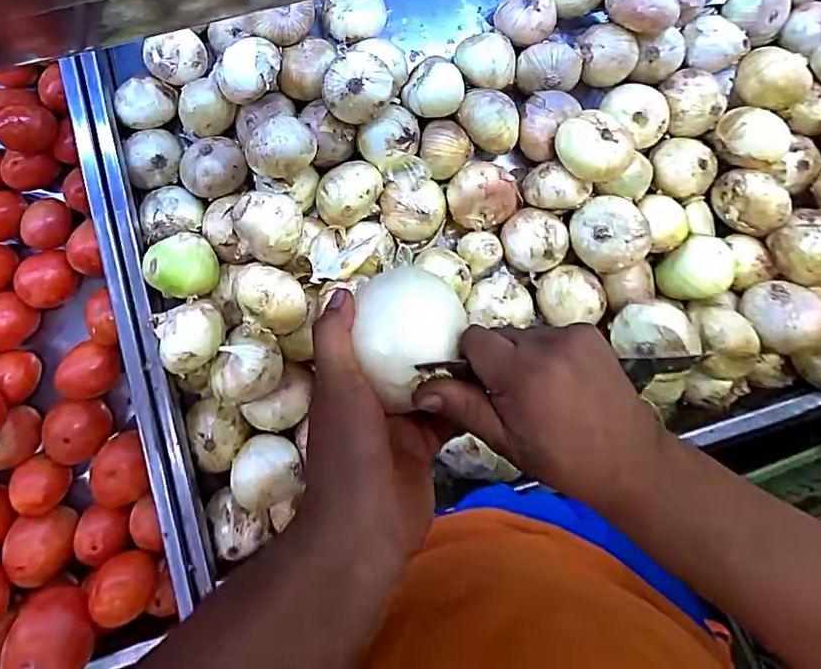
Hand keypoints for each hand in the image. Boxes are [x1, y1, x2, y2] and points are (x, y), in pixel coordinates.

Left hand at [294, 288, 450, 569]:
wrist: (366, 527)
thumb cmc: (347, 448)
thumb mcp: (337, 384)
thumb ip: (335, 339)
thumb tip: (342, 292)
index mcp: (345, 383)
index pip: (363, 341)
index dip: (381, 317)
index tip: (407, 292)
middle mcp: (370, 400)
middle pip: (399, 362)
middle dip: (420, 340)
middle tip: (452, 313)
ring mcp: (399, 425)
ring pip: (427, 386)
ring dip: (447, 368)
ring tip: (474, 340)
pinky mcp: (424, 447)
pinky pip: (446, 415)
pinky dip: (462, 401)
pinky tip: (485, 379)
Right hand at [414, 324, 674, 513]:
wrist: (632, 461)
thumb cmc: (562, 459)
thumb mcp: (507, 441)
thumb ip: (464, 407)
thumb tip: (422, 390)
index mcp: (519, 371)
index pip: (473, 338)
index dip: (472, 360)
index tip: (483, 385)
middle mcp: (544, 342)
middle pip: (499, 335)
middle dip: (498, 358)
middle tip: (516, 395)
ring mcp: (570, 333)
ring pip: (524, 334)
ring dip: (524, 354)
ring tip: (544, 390)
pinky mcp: (588, 331)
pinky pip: (551, 332)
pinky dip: (550, 351)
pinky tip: (565, 380)